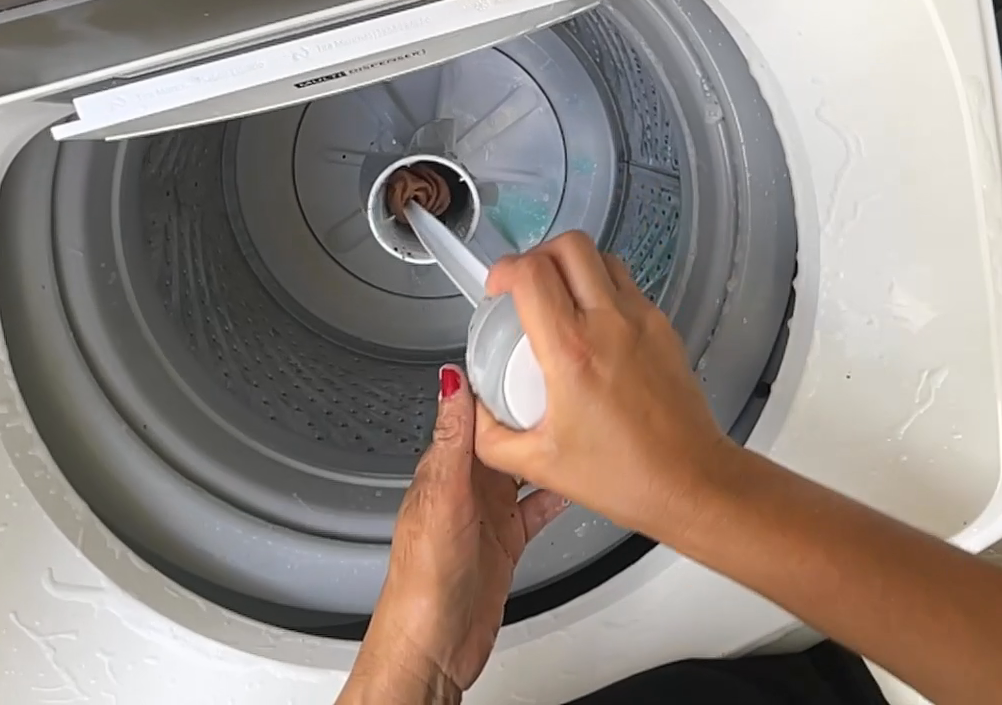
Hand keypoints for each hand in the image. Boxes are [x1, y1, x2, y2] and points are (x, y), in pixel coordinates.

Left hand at [341, 365, 569, 703]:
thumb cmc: (423, 579)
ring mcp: (489, 510)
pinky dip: (558, 492)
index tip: (523, 356)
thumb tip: (450, 379)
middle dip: (528, 410)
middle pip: (504, 435)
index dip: (495, 383)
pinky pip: (539, 506)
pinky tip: (577, 480)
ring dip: (545, 447)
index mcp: (446, 465)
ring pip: (525, 466)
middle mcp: (468, 483)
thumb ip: (452, 438)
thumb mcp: (443, 496)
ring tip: (575, 424)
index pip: (473, 411)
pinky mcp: (507, 537)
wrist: (432, 646)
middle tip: (563, 386)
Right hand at [473, 232, 736, 536]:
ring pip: (603, 257)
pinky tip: (595, 325)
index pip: (532, 273)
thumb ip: (490, 436)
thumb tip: (473, 410)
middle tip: (527, 283)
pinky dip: (604, 289)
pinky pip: (628, 286)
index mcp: (573, 352)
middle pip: (570, 245)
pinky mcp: (664, 326)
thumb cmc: (627, 476)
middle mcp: (610, 323)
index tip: (498, 288)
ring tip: (560, 299)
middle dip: (539, 253)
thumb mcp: (540, 464)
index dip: (505, 269)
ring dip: (574, 266)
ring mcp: (642, 319)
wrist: (692, 481)